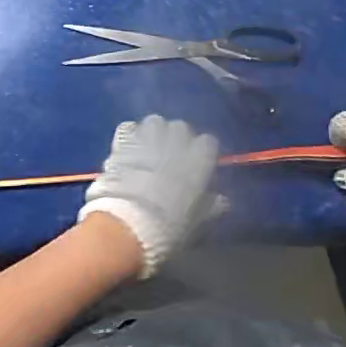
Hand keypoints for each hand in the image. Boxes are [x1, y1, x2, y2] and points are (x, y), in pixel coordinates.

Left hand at [79, 115, 221, 277]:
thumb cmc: (170, 225)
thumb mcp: (200, 221)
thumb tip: (222, 200)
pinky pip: (128, 127)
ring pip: (154, 122)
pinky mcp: (123, 141)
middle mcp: (176, 142)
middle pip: (180, 127)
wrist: (130, 221)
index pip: (208, 142)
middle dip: (177, 138)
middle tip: (170, 155)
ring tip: (148, 147)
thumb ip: (213, 206)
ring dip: (153, 132)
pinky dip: (129, 135)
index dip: (202, 153)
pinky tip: (128, 147)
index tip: (197, 164)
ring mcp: (148, 138)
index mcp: (200, 159)